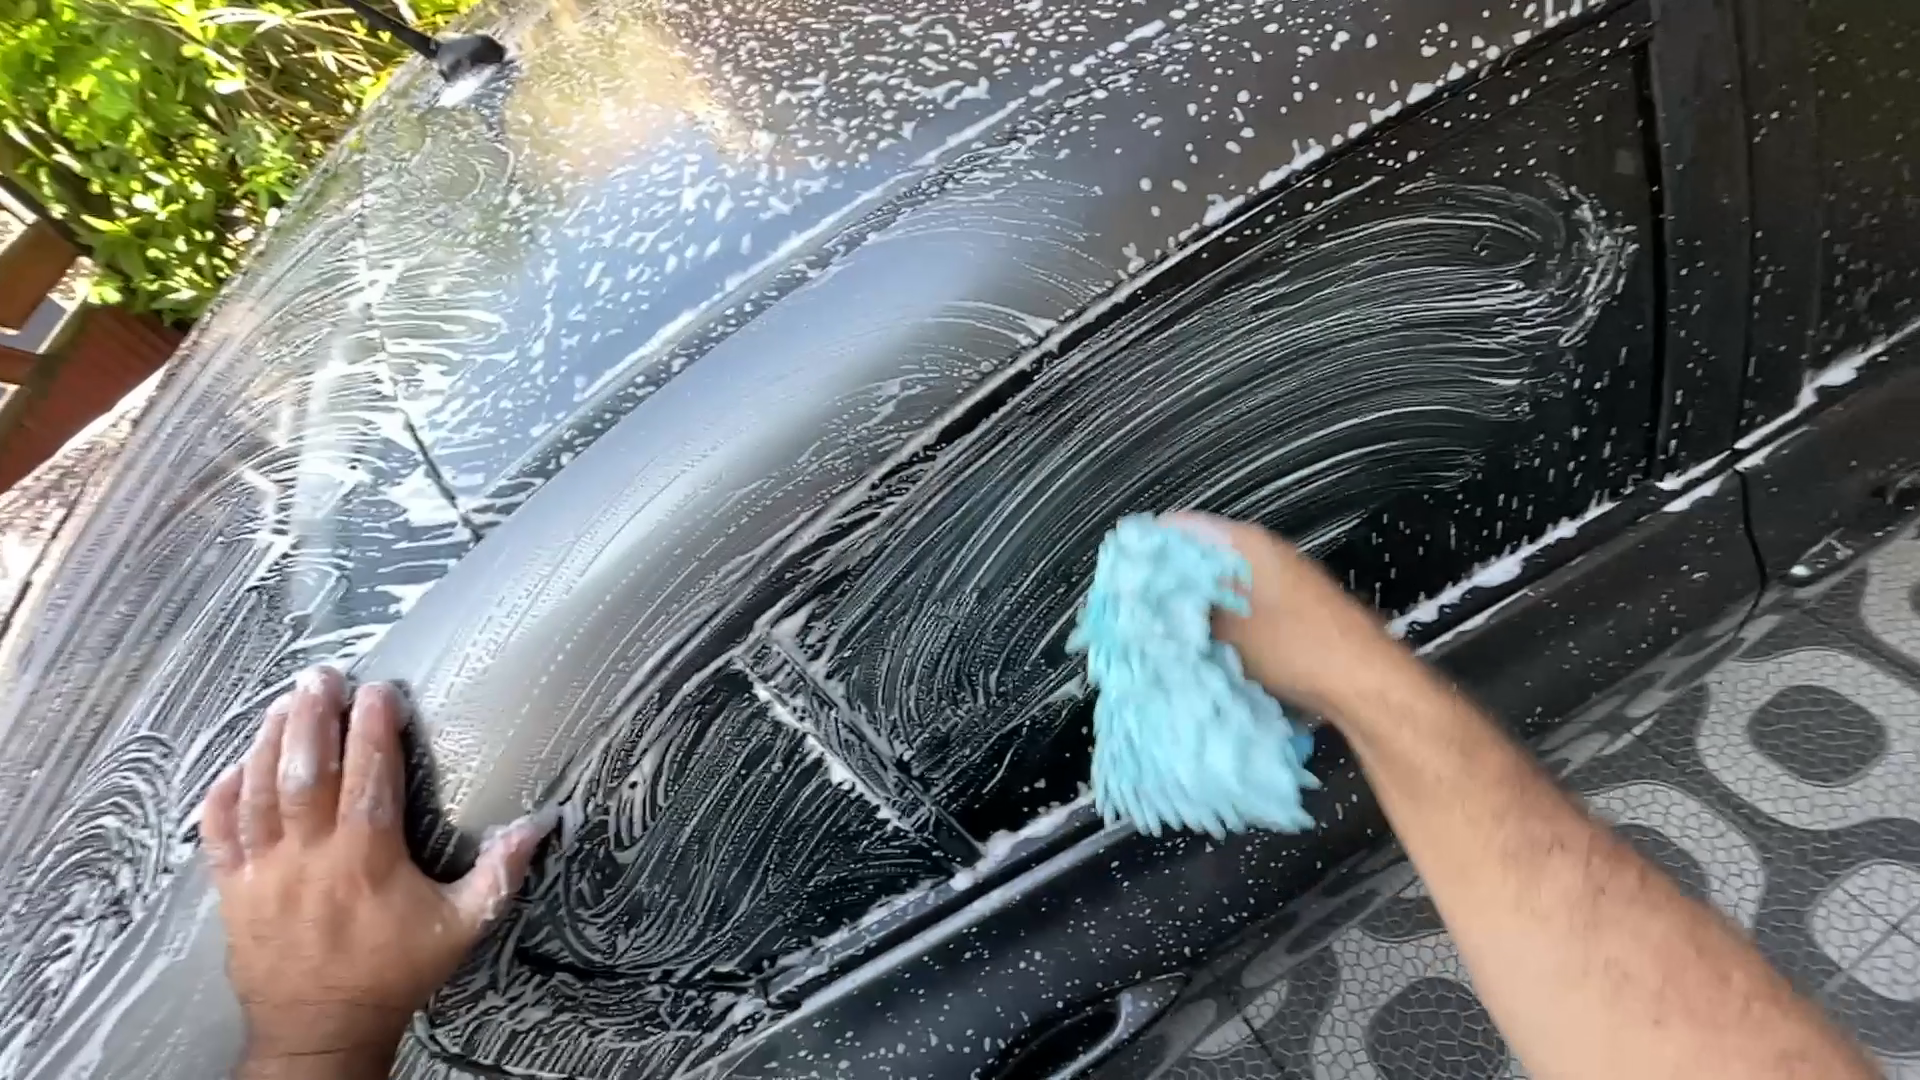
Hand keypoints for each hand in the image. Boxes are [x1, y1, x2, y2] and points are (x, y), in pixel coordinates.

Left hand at [197, 668, 553, 1076]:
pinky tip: (234, 765)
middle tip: (321, 676)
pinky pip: (218, 836)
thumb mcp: (466, 923)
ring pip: (259, 794)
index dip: (373, 729)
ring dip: (268, 743)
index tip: (380, 690)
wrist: (321, 1030)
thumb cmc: (399, 969)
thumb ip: (503, 870)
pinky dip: (222, 796)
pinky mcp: (233, 893)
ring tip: (283, 701)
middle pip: (304, 773)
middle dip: (313, 718)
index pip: (368, 776)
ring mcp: (262, 874)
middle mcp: (309, 856)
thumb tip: (545, 819)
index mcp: (366, 857)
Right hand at [1164, 513, 1418, 721]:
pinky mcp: (1288, 606)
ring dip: (1193, 601)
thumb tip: (1148, 605)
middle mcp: (1263, 552)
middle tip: (1139, 604)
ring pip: (1219, 581)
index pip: (1180, 527)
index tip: (1123, 572)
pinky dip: (1218, 616)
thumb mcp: (1223, 631)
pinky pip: (1238, 601)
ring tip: (1165, 626)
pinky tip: (1204, 641)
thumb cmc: (1299, 650)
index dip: (1148, 548)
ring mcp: (1279, 578)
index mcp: (1246, 543)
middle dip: (1168, 579)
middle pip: (1199, 554)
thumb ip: (1181, 611)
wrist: (1363, 684)